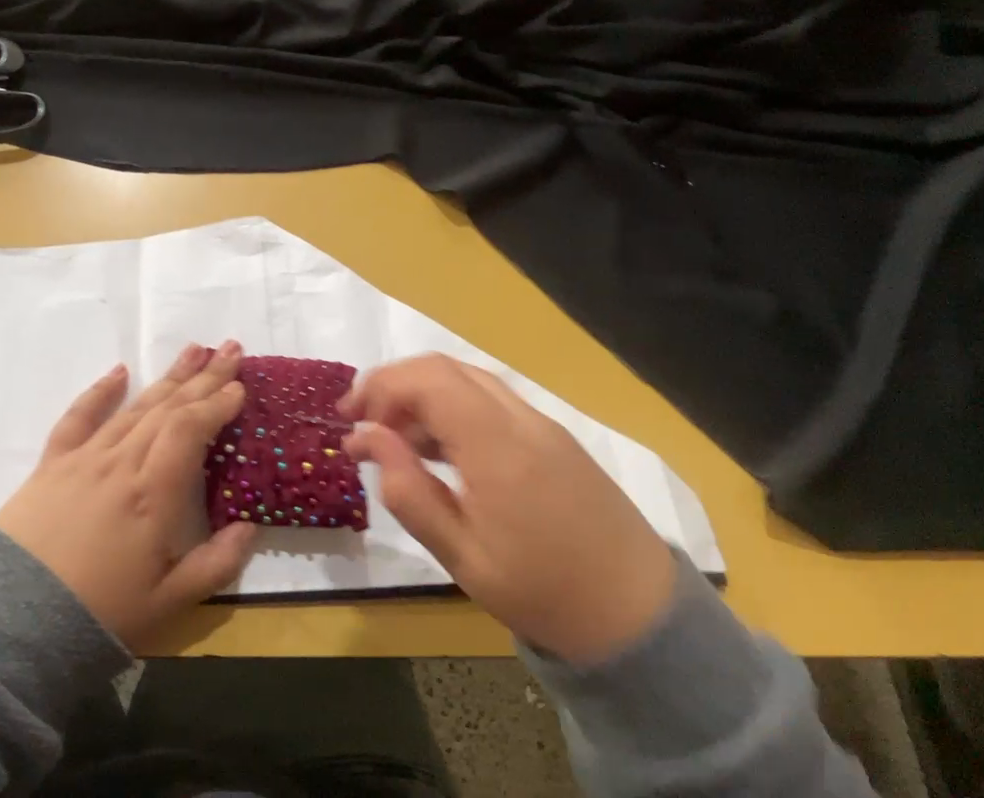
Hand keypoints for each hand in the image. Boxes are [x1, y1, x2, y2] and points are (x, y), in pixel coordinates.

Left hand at [0, 341, 258, 649]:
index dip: (217, 405)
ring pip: (133, 407)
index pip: (190, 430)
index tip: (240, 387)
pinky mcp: (52, 464)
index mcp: (153, 493)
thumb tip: (252, 527)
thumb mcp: (170, 603)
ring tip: (193, 351)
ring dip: (167, 377)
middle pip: (167, 408)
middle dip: (203, 378)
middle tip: (231, 349)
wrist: (13, 617)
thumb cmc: (99, 611)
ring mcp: (84, 458)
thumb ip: (217, 565)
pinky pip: (79, 417)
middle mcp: (121, 463)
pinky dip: (100, 391)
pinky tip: (119, 372)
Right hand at [340, 354, 677, 663]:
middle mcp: (522, 421)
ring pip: (470, 382)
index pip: (428, 380)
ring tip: (392, 443)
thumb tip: (365, 437)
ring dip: (423, 397)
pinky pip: (492, 404)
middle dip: (394, 386)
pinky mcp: (554, 440)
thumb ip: (408, 490)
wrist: (637, 614)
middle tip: (360, 425)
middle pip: (446, 369)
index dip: (380, 387)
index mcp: (498, 446)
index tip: (346, 421)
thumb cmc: (541, 591)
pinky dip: (452, 411)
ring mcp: (543, 427)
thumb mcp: (461, 554)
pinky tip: (436, 452)